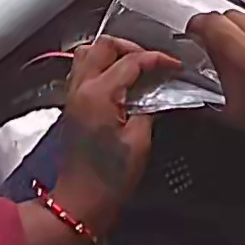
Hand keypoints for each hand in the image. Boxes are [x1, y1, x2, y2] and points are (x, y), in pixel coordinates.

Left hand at [50, 36, 179, 234]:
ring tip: (135, 66)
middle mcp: (81, 88)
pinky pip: (83, 69)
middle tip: (152, 61)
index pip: (129, 61)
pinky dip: (101, 65)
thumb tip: (156, 92)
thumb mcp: (139, 141)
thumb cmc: (110, 176)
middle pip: (102, 45)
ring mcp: (73, 94)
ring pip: (87, 53)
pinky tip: (119, 80)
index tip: (172, 65)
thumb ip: (148, 107)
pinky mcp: (72, 103)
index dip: (155, 59)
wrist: (81, 199)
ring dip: (111, 53)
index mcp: (98, 94)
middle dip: (130, 47)